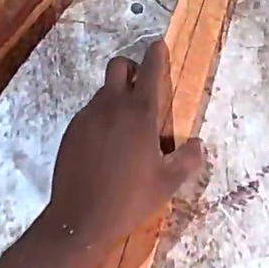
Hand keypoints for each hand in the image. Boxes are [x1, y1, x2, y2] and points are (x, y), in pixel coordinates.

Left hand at [45, 41, 207, 247]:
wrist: (78, 222)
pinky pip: (90, 113)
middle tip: (141, 87)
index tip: (159, 45)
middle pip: (118, 66)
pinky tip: (106, 146)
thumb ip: (188, 159)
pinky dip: (101, 118)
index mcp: (140, 113)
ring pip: (103, 91)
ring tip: (126, 127)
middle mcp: (112, 106)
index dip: (157, 54)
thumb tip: (197, 145)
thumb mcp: (168, 183)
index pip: (150, 69)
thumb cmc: (129, 199)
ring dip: (117, 96)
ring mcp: (87, 117)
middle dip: (131, 67)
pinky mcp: (71, 132)